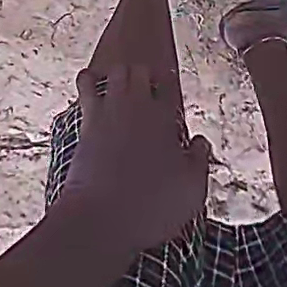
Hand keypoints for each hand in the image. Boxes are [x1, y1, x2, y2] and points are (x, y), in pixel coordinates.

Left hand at [55, 64, 210, 253]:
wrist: (102, 217)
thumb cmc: (151, 206)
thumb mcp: (191, 189)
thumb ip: (199, 159)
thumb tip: (201, 141)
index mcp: (165, 118)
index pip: (169, 85)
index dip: (169, 83)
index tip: (169, 88)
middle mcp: (138, 106)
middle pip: (141, 69)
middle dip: (144, 74)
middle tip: (146, 88)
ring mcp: (110, 109)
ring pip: (116, 70)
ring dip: (120, 74)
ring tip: (122, 85)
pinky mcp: (87, 119)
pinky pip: (85, 83)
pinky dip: (88, 79)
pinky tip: (89, 86)